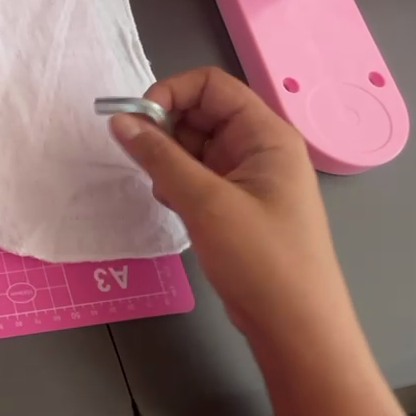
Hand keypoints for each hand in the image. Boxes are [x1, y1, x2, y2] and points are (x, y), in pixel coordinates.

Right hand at [108, 68, 356, 353]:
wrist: (296, 330)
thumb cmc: (261, 260)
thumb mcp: (204, 201)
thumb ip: (158, 155)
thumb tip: (119, 120)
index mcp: (266, 135)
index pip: (210, 85)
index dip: (170, 94)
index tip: (137, 124)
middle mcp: (259, 148)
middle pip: (199, 112)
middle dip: (164, 130)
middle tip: (143, 162)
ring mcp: (247, 176)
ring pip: (192, 144)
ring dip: (167, 159)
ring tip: (166, 192)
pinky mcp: (235, 202)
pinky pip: (195, 172)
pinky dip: (175, 181)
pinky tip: (174, 206)